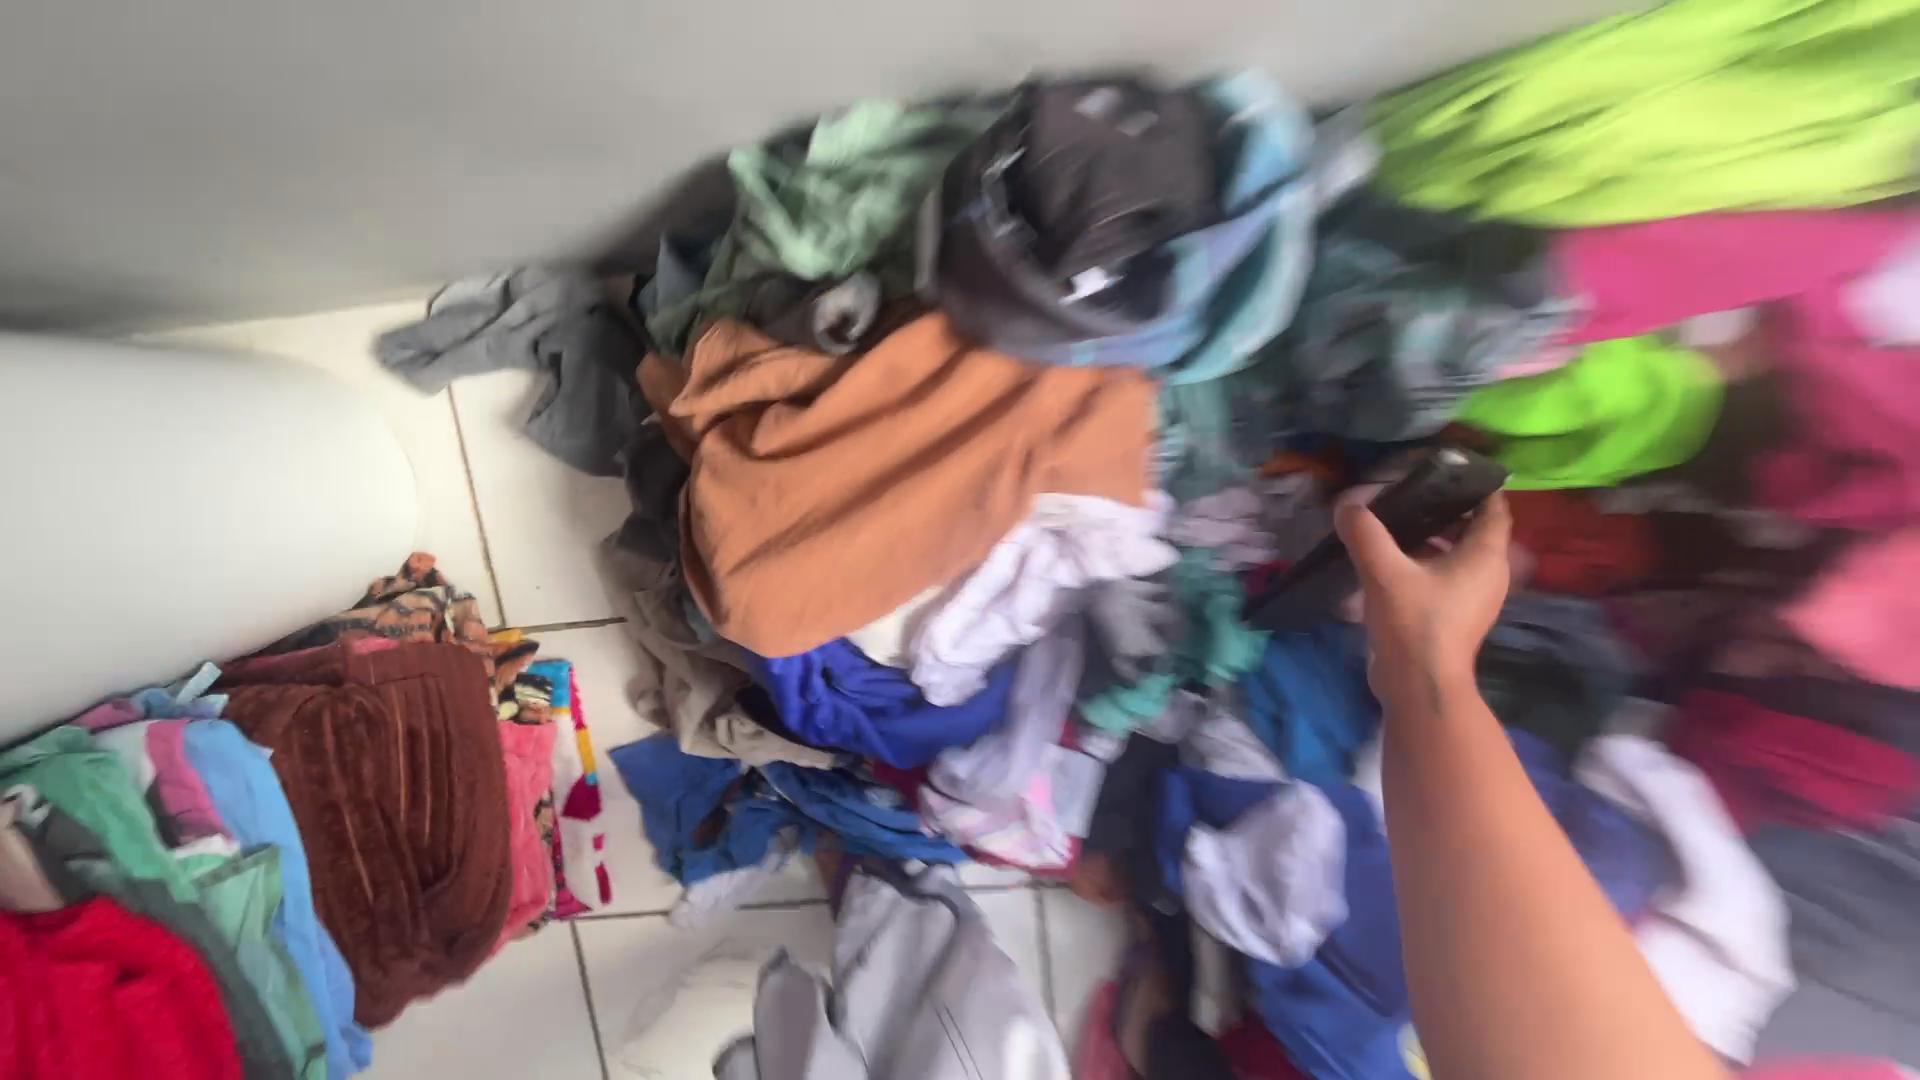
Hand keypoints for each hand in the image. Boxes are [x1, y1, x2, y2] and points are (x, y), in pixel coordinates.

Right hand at [1334, 492, 1510, 708]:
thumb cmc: (1414, 622)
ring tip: (1392, 527)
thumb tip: (1348, 504)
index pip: (1494, 509)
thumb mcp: (1383, 571)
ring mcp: (1472, 598)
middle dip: (1444, 512)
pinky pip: (1443, 576)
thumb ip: (1365, 533)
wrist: (1418, 684)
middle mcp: (1488, 575)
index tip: (1446, 472)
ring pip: (1456, 556)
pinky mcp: (1452, 616)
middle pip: (1474, 531)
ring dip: (1430, 539)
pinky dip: (1423, 563)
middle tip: (1407, 496)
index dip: (1476, 487)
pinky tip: (1388, 564)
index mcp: (1485, 557)